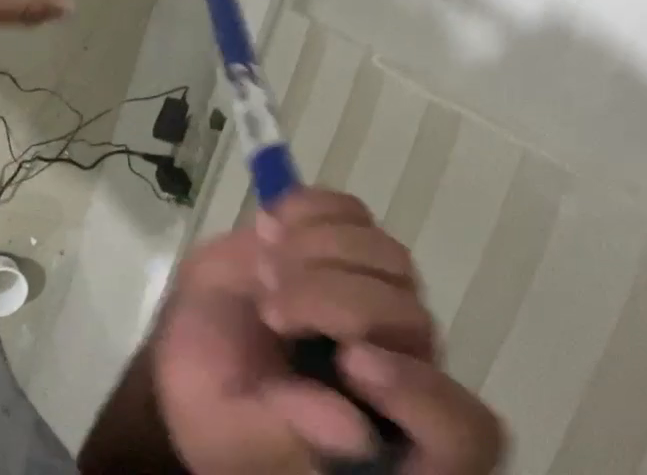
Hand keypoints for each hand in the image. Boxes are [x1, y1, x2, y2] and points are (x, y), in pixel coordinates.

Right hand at [153, 190, 503, 474]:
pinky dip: (309, 209)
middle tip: (269, 310)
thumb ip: (288, 434)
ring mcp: (375, 297)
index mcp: (389, 438)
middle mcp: (399, 367)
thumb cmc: (211, 407)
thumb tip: (357, 433)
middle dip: (334, 303)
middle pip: (414, 322)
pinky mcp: (341, 246)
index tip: (351, 362)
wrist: (184, 347)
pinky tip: (270, 228)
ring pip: (388, 257)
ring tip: (263, 269)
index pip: (462, 431)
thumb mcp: (235, 437)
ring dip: (319, 253)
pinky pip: (352, 212)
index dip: (421, 394)